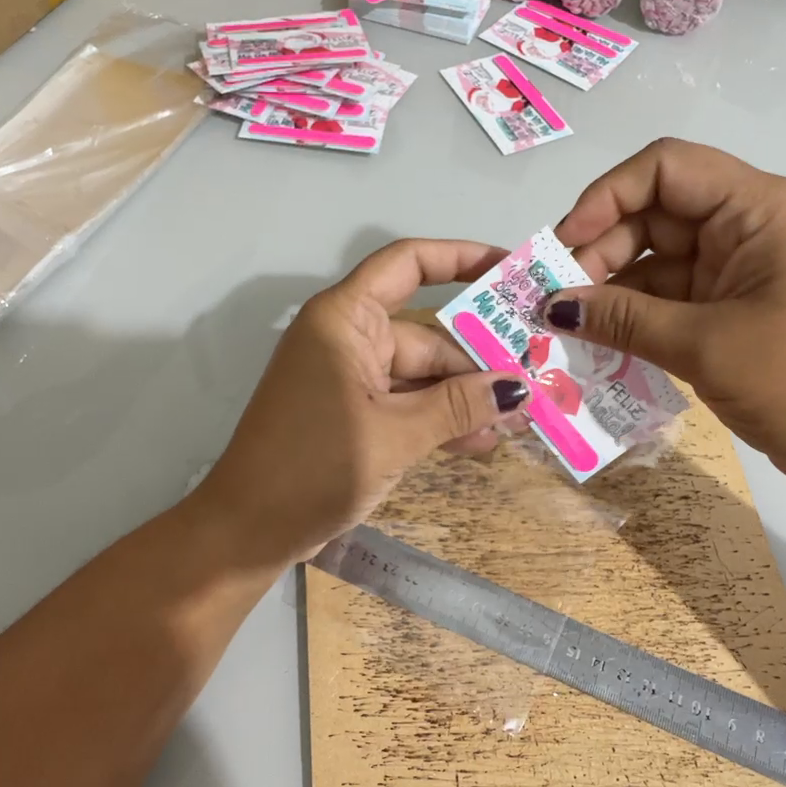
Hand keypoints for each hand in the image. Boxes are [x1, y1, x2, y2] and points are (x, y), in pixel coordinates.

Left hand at [191, 240, 532, 562]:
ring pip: (420, 374)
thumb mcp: (395, 434)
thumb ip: (458, 405)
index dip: (461, 257)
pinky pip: (404, 403)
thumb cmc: (314, 467)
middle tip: (537, 380)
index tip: (512, 270)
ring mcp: (347, 377)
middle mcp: (345, 338)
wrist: (248, 529)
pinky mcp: (349, 413)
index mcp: (343, 320)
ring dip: (463, 398)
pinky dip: (437, 419)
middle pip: (425, 332)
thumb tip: (519, 387)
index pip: (407, 264)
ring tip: (518, 422)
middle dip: (478, 360)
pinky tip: (480, 443)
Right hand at [545, 138, 785, 487]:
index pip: (667, 169)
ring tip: (569, 328)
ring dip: (613, 290)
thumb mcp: (705, 346)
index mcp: (761, 209)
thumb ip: (623, 318)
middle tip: (556, 302)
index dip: (606, 198)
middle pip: (656, 214)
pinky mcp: (740, 310)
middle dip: (601, 252)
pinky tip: (601, 343)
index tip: (564, 247)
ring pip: (659, 260)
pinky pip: (674, 298)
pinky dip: (637, 317)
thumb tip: (552, 306)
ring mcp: (746, 271)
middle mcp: (753, 227)